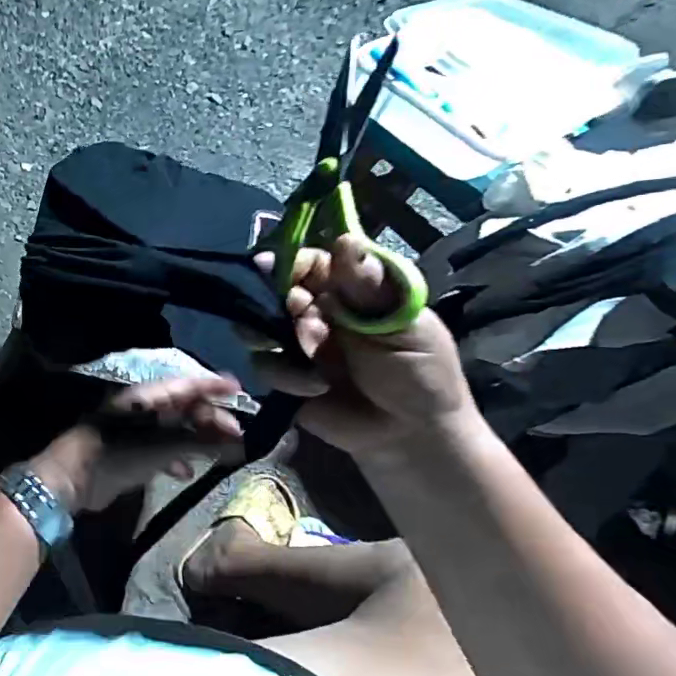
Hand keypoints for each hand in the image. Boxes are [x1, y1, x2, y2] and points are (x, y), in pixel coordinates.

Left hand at [25, 376, 245, 513]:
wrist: (72, 479)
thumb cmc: (116, 454)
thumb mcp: (161, 446)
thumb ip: (199, 442)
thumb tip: (236, 440)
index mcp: (144, 398)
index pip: (184, 385)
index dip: (211, 386)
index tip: (238, 390)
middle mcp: (140, 410)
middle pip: (182, 408)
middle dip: (210, 419)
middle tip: (237, 435)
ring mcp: (134, 432)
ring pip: (174, 430)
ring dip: (198, 439)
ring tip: (222, 454)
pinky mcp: (130, 453)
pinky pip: (162, 449)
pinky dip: (178, 457)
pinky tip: (186, 472)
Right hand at [253, 234, 476, 458]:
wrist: (411, 436)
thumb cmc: (420, 374)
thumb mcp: (404, 326)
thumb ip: (370, 288)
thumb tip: (345, 239)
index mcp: (347, 291)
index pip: (307, 262)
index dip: (287, 261)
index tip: (271, 267)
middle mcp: (314, 312)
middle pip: (271, 291)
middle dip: (275, 301)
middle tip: (298, 314)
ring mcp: (294, 344)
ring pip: (255, 326)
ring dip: (270, 335)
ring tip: (302, 351)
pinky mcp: (282, 376)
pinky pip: (263, 364)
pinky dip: (286, 376)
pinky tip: (316, 387)